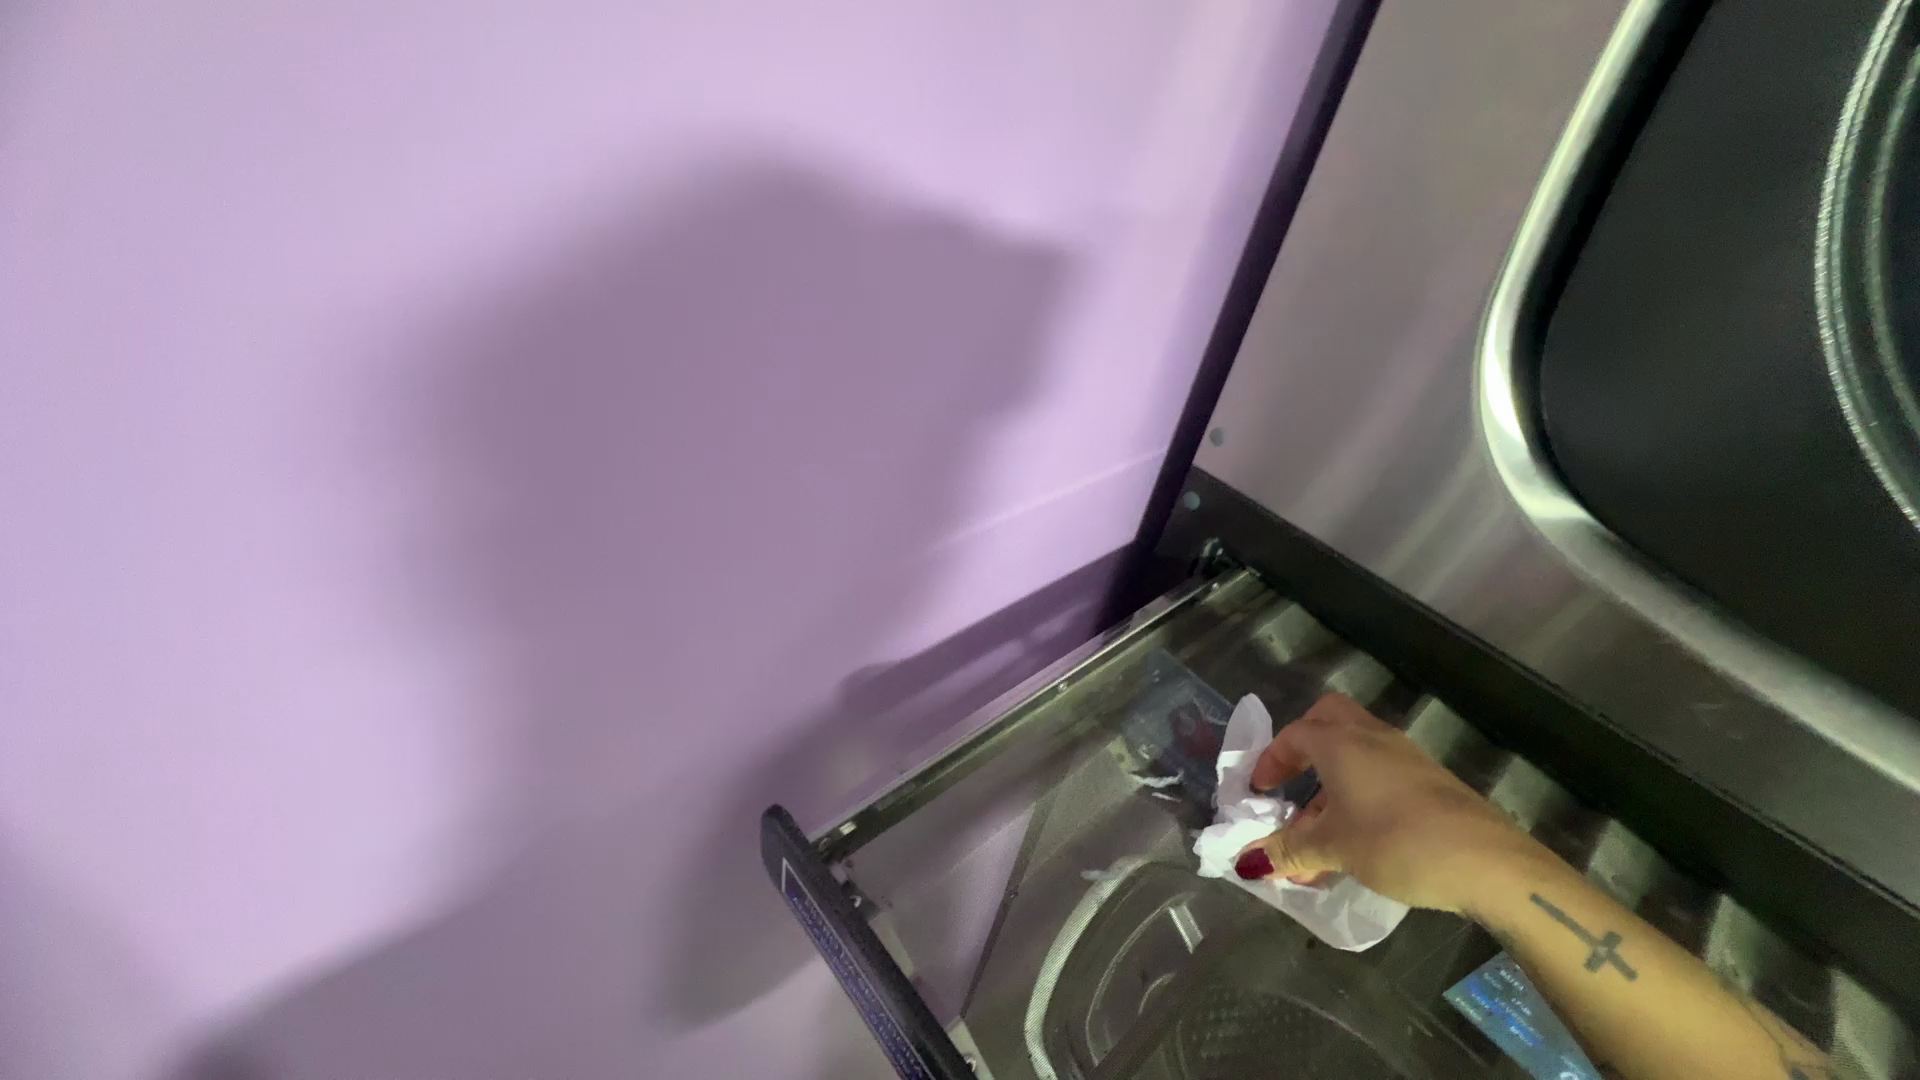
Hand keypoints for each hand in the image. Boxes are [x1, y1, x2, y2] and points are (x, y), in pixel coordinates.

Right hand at [1235, 693, 1545, 912]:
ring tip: (1320, 830)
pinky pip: (1382, 772)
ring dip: (1333, 778)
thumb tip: (1247, 863)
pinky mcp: (1432, 782)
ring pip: (1357, 748)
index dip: (1270, 760)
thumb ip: (1288, 851)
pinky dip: (1360, 791)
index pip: (1293, 735)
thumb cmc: (1395, 841)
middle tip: (1292, 780)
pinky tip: (1359, 837)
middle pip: (1329, 718)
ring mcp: (1407, 757)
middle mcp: (1371, 737)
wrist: (1490, 864)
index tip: (1260, 791)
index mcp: (1339, 743)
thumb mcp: (1332, 849)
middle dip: (1304, 745)